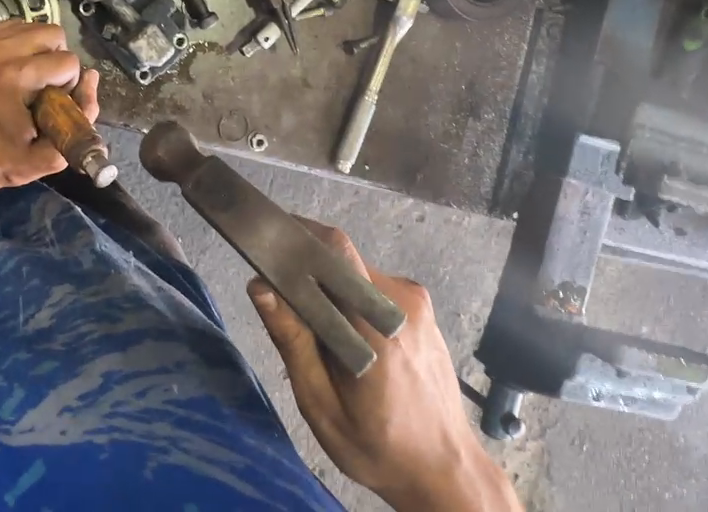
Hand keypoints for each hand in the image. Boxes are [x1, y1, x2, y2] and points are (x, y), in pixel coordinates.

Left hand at [0, 20, 99, 203]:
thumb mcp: (49, 156)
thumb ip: (82, 118)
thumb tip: (91, 78)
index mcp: (13, 77)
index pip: (68, 61)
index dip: (69, 85)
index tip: (53, 106)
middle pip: (54, 34)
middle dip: (58, 61)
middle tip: (46, 89)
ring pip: (35, 26)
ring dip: (42, 50)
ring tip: (31, 80)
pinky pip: (14, 27)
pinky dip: (23, 43)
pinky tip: (17, 68)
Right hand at [248, 220, 519, 511]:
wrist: (447, 472)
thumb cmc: (378, 447)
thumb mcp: (321, 405)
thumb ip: (292, 341)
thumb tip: (260, 286)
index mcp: (375, 325)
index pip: (333, 249)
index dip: (296, 235)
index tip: (265, 240)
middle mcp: (401, 301)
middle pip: (340, 258)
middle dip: (307, 271)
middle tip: (285, 305)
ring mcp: (417, 301)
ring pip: (355, 271)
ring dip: (329, 288)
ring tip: (320, 335)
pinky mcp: (422, 307)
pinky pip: (372, 285)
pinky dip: (350, 298)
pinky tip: (347, 338)